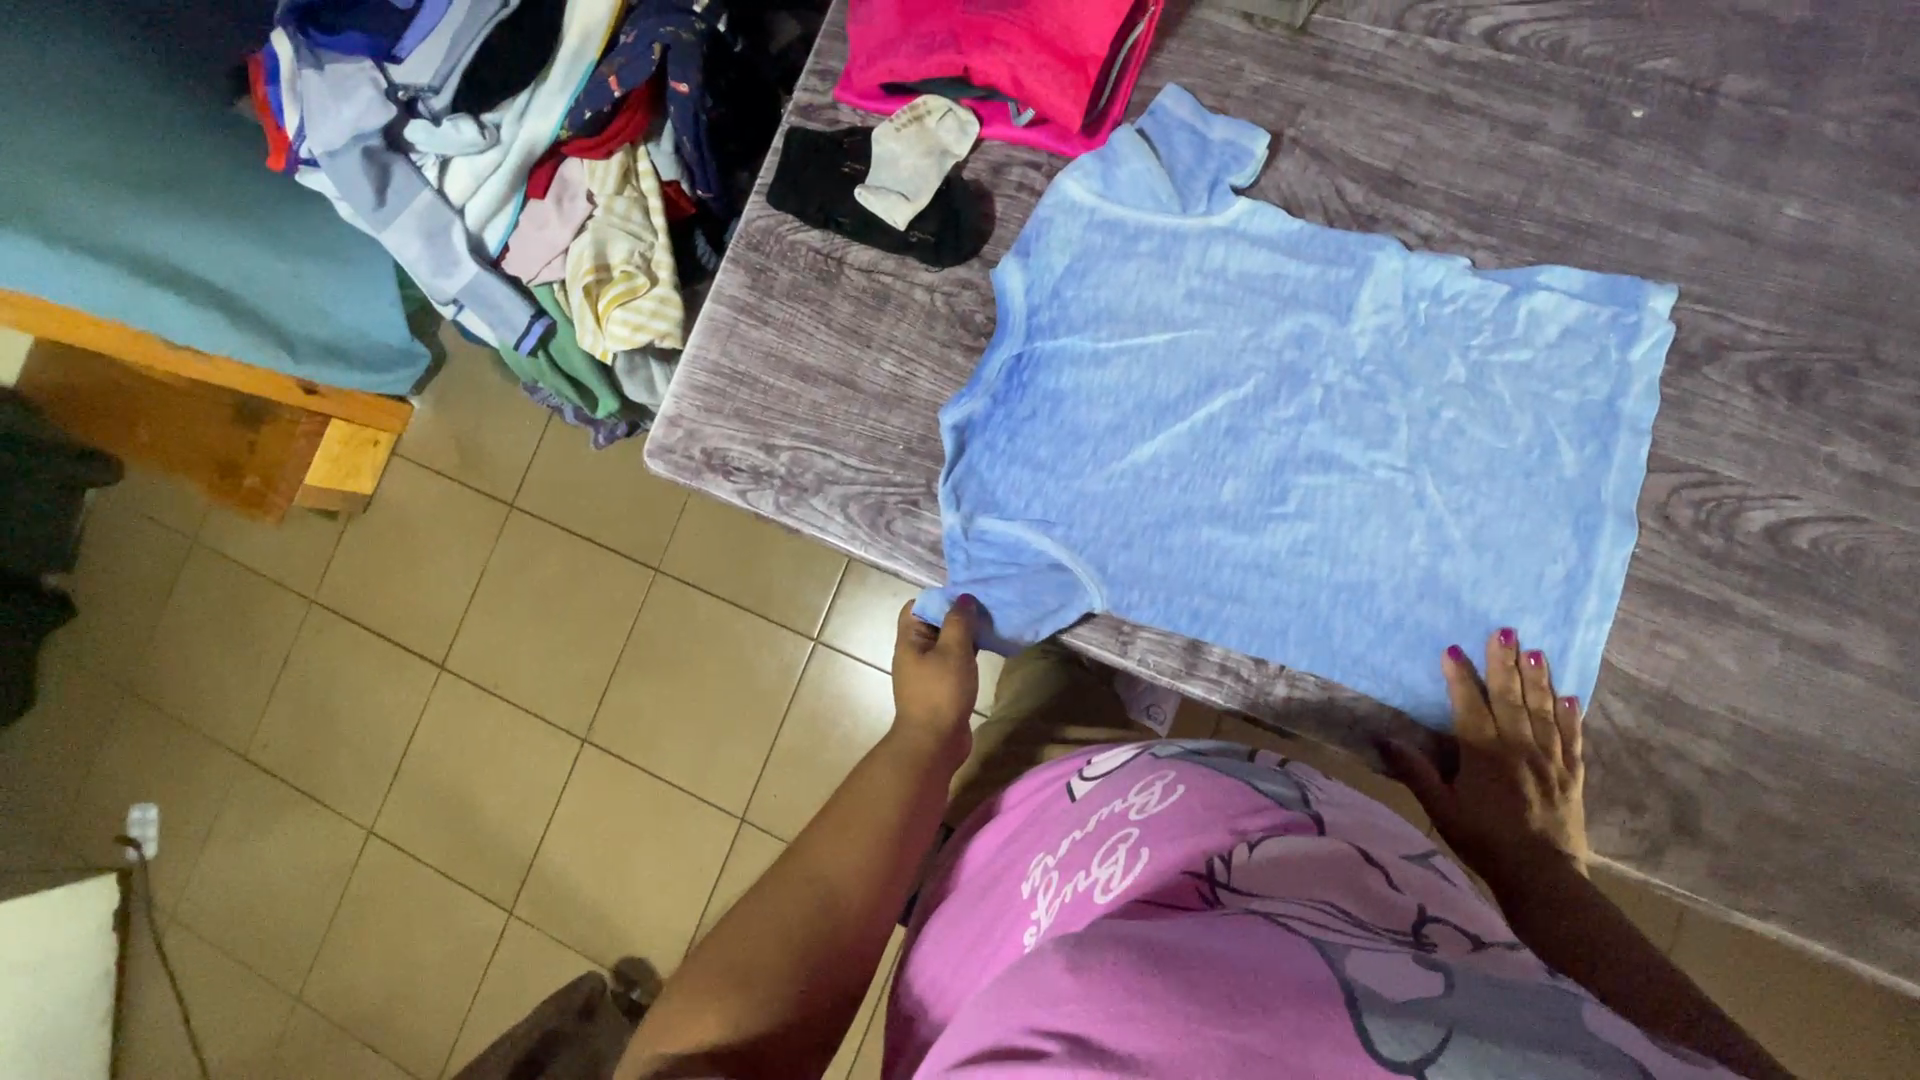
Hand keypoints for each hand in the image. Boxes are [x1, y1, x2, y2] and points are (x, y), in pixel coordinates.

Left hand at [890, 596, 979, 766]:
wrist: (934, 744)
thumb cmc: (941, 692)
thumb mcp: (953, 651)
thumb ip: (959, 622)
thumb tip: (963, 598)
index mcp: (909, 640)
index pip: (917, 606)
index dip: (938, 597)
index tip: (965, 597)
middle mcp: (914, 653)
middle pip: (934, 623)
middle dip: (957, 615)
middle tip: (985, 608)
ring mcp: (927, 671)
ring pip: (946, 643)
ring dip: (965, 635)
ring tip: (990, 625)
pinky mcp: (941, 687)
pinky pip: (954, 662)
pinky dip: (968, 653)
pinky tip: (987, 650)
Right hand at [1382, 628, 1589, 891]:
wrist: (1543, 878)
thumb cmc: (1483, 841)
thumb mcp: (1440, 808)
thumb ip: (1415, 771)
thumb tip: (1382, 738)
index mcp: (1484, 753)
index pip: (1470, 704)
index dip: (1460, 675)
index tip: (1453, 647)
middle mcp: (1520, 748)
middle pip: (1512, 698)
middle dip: (1506, 663)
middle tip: (1507, 631)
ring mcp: (1550, 761)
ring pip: (1544, 711)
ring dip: (1539, 680)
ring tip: (1536, 651)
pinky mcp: (1571, 777)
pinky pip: (1571, 739)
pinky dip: (1570, 716)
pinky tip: (1570, 696)